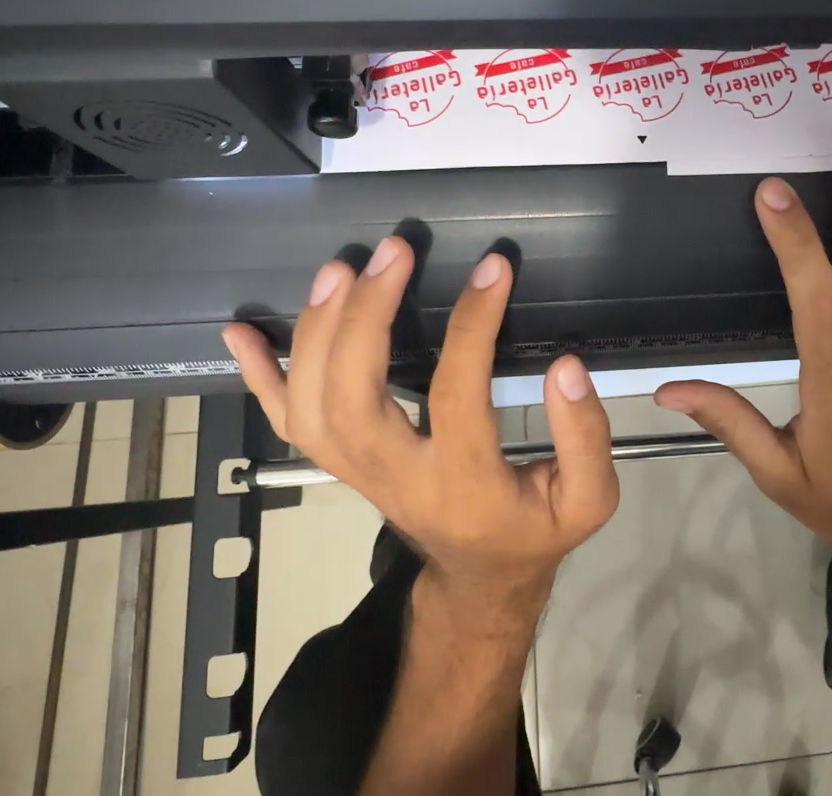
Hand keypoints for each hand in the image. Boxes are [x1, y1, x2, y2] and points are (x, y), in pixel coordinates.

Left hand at [223, 238, 619, 605]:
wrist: (481, 578)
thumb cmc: (535, 531)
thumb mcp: (590, 498)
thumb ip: (586, 436)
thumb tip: (566, 369)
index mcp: (464, 486)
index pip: (456, 396)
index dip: (473, 326)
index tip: (494, 270)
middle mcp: (397, 479)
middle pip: (352, 398)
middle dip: (366, 317)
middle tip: (393, 253)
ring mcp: (358, 473)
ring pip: (311, 406)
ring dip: (317, 332)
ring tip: (342, 270)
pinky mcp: (342, 464)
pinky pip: (286, 422)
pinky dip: (259, 376)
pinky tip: (241, 332)